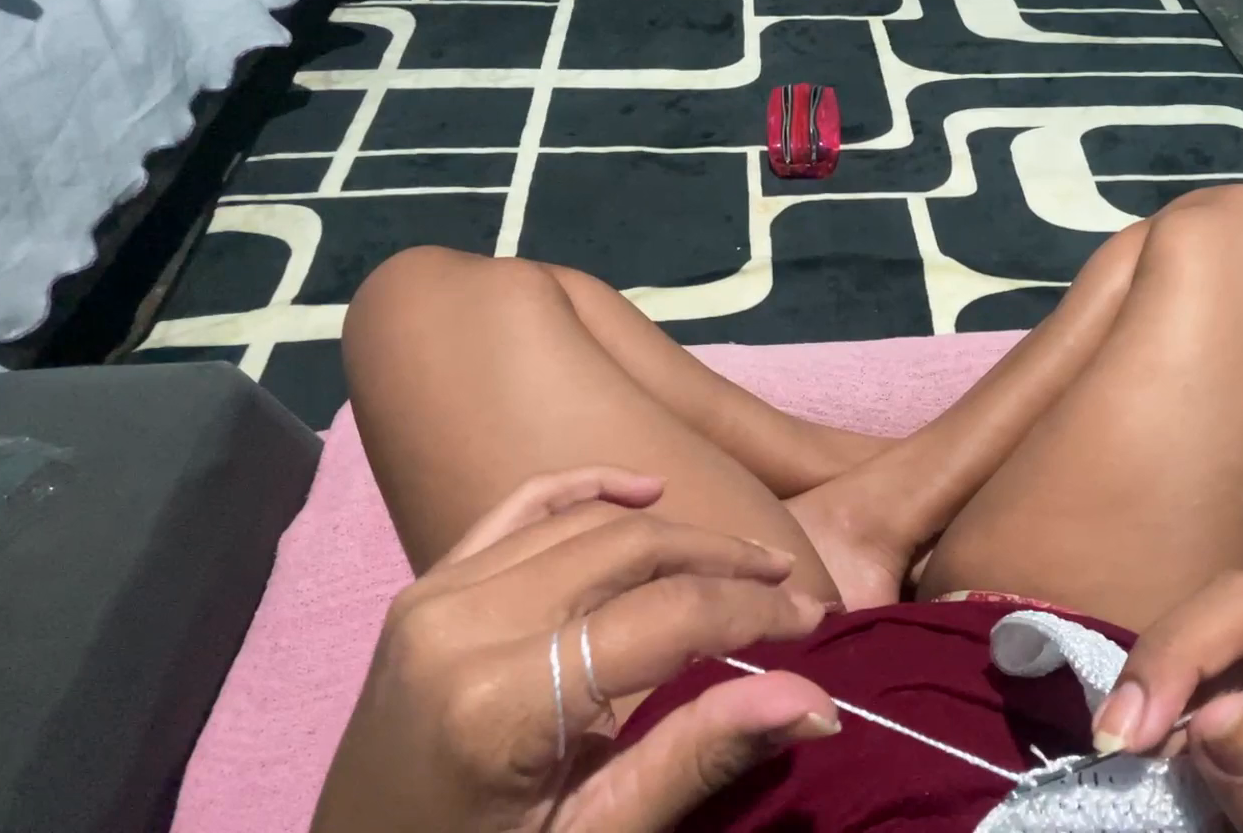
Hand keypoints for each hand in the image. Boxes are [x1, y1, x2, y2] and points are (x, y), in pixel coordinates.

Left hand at [313, 468, 840, 832]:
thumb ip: (701, 755)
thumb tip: (816, 701)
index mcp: (498, 702)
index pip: (665, 617)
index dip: (753, 611)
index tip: (812, 619)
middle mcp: (462, 624)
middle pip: (632, 549)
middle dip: (725, 560)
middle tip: (786, 584)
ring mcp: (435, 595)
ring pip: (589, 523)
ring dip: (676, 530)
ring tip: (738, 558)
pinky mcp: (426, 587)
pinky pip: (520, 508)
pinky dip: (588, 486)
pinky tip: (644, 487)